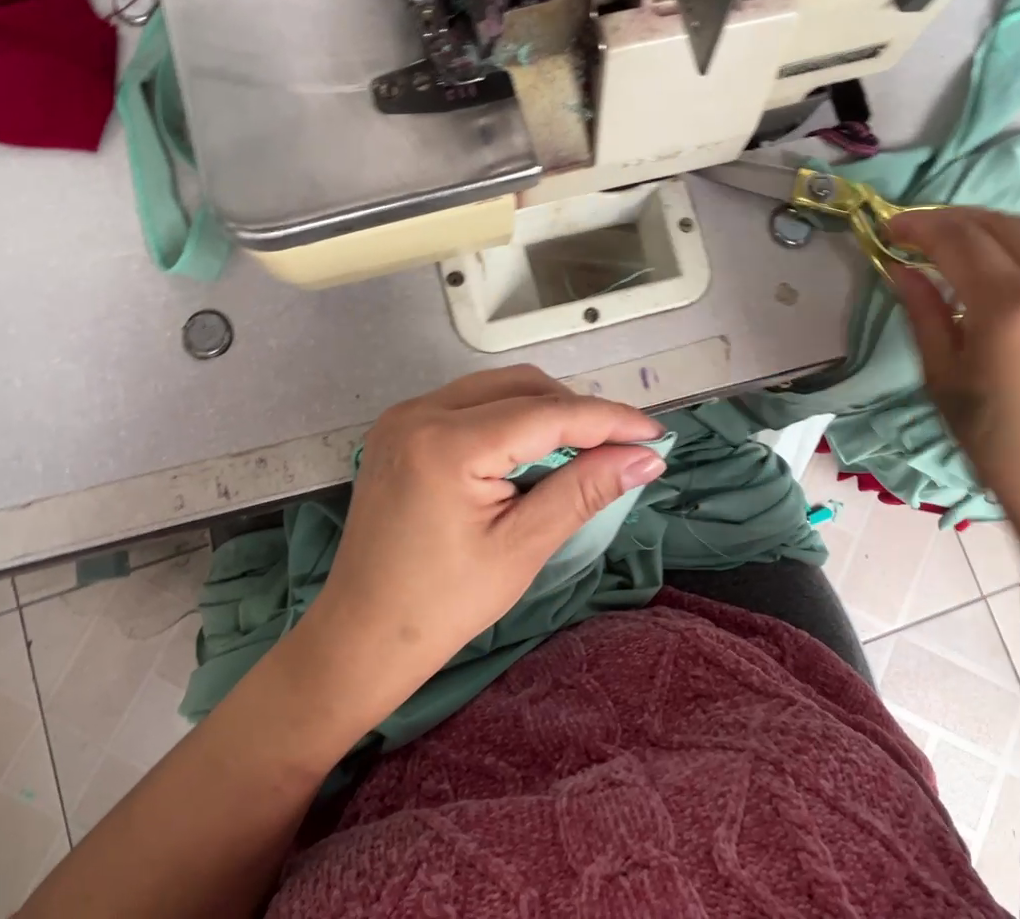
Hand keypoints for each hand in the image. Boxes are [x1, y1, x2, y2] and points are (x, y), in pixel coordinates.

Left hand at [304, 365, 665, 707]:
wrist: (364, 634)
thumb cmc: (443, 605)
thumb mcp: (522, 547)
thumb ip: (584, 490)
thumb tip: (645, 458)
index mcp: (447, 443)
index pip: (547, 413)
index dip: (609, 420)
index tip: (655, 435)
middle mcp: (420, 413)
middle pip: (522, 386)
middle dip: (577, 412)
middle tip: (620, 450)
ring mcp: (404, 417)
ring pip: (496, 390)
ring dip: (545, 412)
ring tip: (583, 454)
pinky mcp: (399, 430)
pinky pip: (470, 405)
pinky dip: (509, 420)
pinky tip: (531, 455)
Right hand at [886, 209, 1019, 516]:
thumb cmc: (993, 440)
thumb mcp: (943, 377)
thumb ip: (925, 313)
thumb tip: (904, 271)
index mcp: (1007, 306)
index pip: (958, 239)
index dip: (918, 226)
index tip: (889, 228)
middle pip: (998, 224)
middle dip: (951, 220)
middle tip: (916, 232)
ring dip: (991, 224)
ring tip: (957, 239)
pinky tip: (1002, 262)